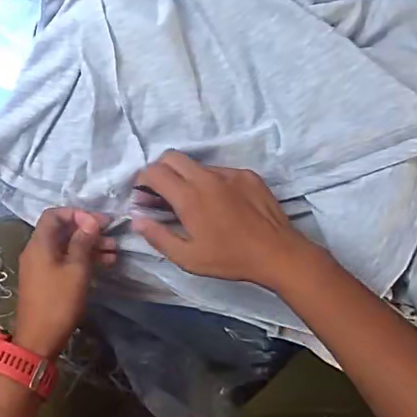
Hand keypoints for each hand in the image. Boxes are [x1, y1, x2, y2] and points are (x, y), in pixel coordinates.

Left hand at [13, 208, 116, 356]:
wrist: (39, 339)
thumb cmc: (59, 302)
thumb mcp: (76, 269)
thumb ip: (83, 242)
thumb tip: (90, 220)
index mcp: (39, 244)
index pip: (54, 214)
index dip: (77, 213)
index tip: (99, 222)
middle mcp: (37, 250)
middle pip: (62, 230)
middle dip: (88, 230)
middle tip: (112, 235)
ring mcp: (41, 266)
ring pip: (67, 246)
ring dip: (90, 246)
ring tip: (115, 252)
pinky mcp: (47, 279)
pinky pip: (65, 260)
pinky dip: (83, 259)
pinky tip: (105, 264)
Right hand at [131, 151, 324, 290]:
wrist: (279, 254)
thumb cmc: (230, 259)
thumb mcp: (188, 257)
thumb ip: (158, 236)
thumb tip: (137, 219)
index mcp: (189, 197)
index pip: (154, 171)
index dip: (142, 180)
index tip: (143, 196)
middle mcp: (207, 177)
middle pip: (172, 157)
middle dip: (160, 171)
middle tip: (161, 193)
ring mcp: (229, 173)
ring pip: (196, 164)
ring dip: (186, 177)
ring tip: (193, 203)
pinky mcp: (247, 175)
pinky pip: (220, 171)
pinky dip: (211, 182)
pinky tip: (220, 204)